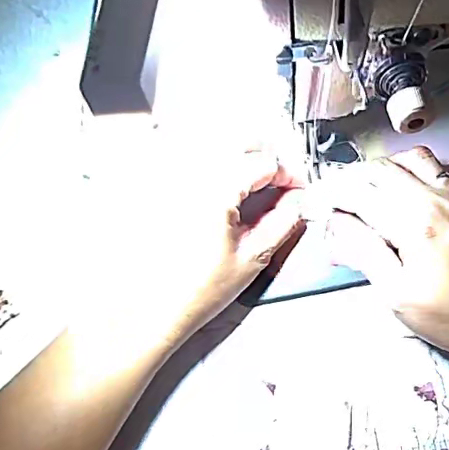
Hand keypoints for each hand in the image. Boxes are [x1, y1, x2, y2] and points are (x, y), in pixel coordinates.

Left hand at [83, 145, 305, 347]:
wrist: (150, 310)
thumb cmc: (195, 291)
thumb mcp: (253, 257)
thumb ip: (283, 221)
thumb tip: (298, 200)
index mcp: (216, 188)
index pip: (265, 161)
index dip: (289, 173)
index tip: (297, 189)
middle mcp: (188, 172)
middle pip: (239, 140)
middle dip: (265, 156)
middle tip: (278, 180)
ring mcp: (167, 175)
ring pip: (212, 141)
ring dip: (239, 154)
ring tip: (252, 180)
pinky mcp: (154, 184)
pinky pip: (185, 153)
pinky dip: (210, 160)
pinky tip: (217, 183)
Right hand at [307, 147, 448, 373]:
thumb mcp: (398, 296)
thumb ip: (364, 252)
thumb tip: (334, 224)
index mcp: (413, 221)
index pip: (357, 192)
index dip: (327, 195)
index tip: (310, 208)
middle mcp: (437, 198)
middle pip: (382, 168)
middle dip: (349, 179)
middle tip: (332, 203)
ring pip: (418, 159)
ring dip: (387, 168)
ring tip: (370, 191)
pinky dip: (447, 166)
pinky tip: (434, 180)